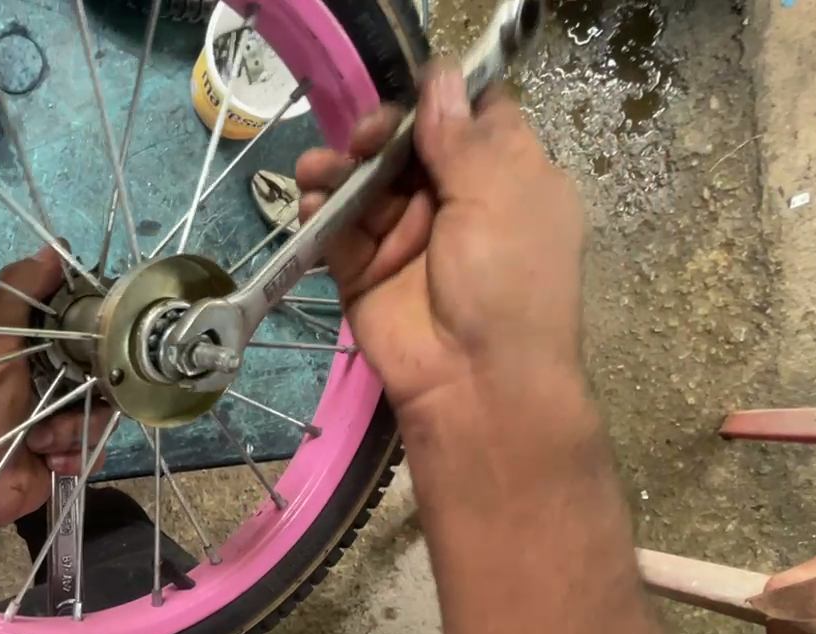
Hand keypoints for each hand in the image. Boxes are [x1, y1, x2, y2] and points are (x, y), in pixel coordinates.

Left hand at [0, 248, 110, 583]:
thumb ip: (17, 294)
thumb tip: (54, 246)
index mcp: (40, 349)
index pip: (91, 330)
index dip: (104, 332)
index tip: (108, 337)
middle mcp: (57, 380)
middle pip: (107, 375)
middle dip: (91, 394)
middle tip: (69, 401)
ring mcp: (64, 419)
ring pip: (104, 416)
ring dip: (74, 430)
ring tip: (42, 441)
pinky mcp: (68, 455)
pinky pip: (96, 451)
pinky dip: (74, 457)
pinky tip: (49, 461)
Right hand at [294, 63, 584, 427]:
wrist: (472, 376)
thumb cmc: (506, 279)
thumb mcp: (498, 194)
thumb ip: (461, 138)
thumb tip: (441, 75)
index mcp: (503, 178)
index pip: (470, 121)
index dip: (440, 101)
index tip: (411, 91)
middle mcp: (452, 203)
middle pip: (407, 151)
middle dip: (380, 137)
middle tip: (360, 138)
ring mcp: (403, 241)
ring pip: (365, 191)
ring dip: (340, 174)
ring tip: (313, 168)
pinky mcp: (362, 273)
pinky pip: (337, 235)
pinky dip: (320, 216)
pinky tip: (308, 202)